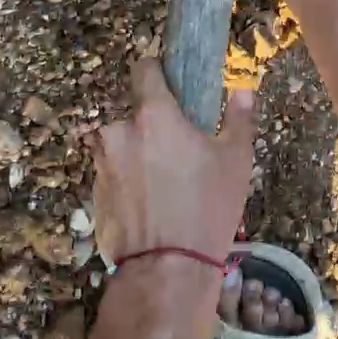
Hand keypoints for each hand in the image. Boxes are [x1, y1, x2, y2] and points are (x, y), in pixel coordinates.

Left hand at [94, 59, 256, 265]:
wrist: (167, 268)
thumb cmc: (207, 208)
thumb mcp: (236, 162)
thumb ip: (238, 120)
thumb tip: (243, 92)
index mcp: (154, 116)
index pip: (143, 70)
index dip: (156, 72)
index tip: (168, 83)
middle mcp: (119, 131)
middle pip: (133, 114)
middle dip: (150, 127)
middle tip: (175, 151)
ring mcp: (102, 163)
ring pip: (120, 145)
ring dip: (136, 155)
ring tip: (162, 185)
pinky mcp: (93, 193)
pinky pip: (113, 175)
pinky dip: (127, 183)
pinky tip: (149, 206)